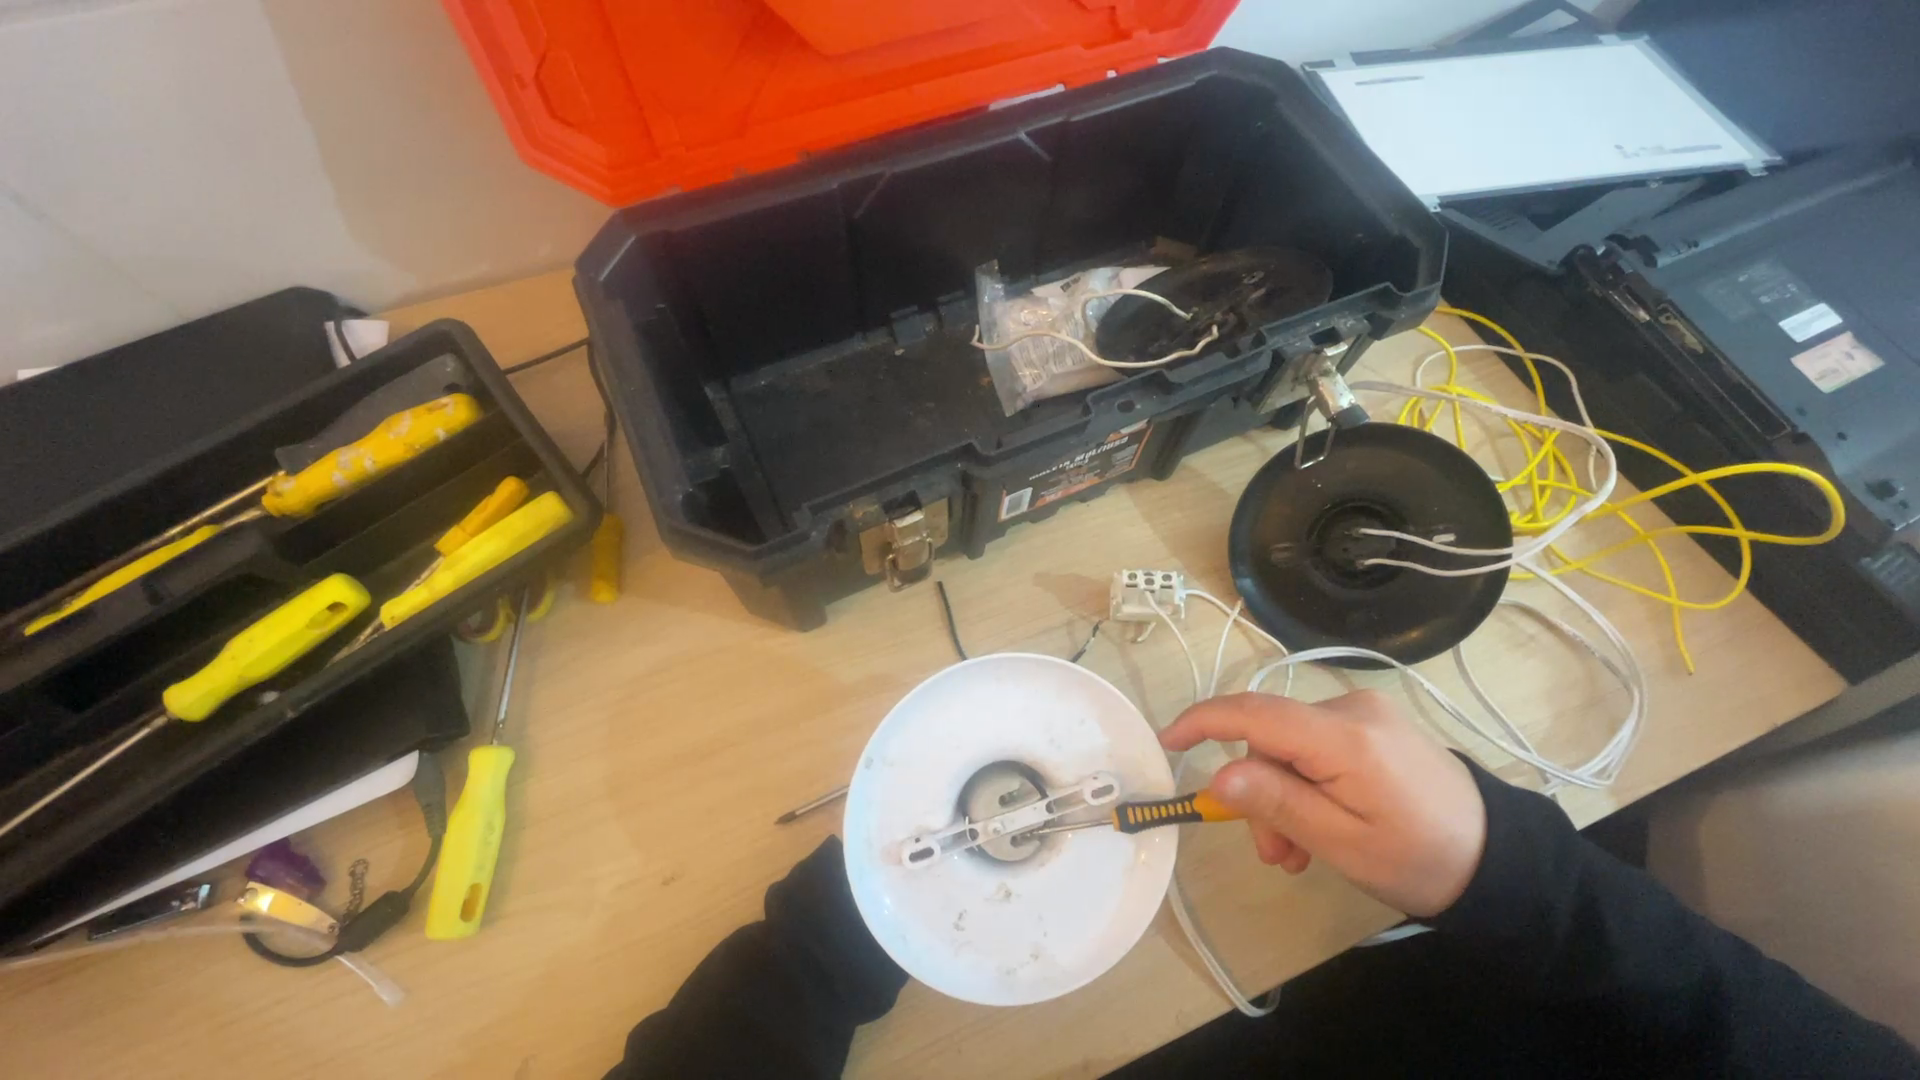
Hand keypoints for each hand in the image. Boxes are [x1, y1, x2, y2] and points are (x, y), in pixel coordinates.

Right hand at [1159, 690, 1486, 917]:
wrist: (1501, 861)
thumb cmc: (1422, 859)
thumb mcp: (1342, 844)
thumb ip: (1277, 804)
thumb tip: (1217, 778)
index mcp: (1346, 738)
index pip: (1255, 713)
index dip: (1204, 722)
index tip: (1168, 742)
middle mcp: (1351, 708)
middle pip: (1269, 736)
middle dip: (1258, 791)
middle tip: (1272, 853)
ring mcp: (1364, 711)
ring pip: (1289, 745)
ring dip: (1281, 794)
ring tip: (1299, 852)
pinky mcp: (1372, 723)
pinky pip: (1314, 745)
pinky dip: (1305, 781)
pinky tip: (1320, 823)